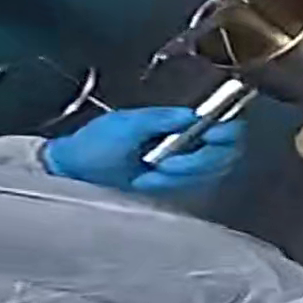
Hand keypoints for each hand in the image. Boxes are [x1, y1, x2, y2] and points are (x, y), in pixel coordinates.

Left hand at [42, 107, 243, 192]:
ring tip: (150, 176)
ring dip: (183, 177)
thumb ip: (161, 118)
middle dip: (197, 162)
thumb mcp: (124, 124)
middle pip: (228, 152)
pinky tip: (153, 182)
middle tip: (164, 165)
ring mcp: (196, 165)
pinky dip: (176, 186)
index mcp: (184, 124)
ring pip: (216, 172)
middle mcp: (198, 143)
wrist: (75, 174)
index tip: (208, 138)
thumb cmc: (93, 147)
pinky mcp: (190, 184)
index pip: (227, 126)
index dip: (225, 132)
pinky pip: (203, 187)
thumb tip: (197, 115)